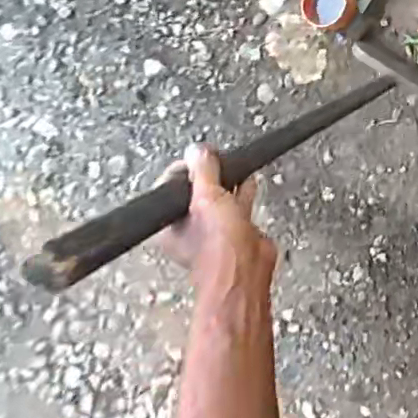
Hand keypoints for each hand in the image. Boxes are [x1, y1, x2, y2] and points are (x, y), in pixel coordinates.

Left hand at [153, 143, 276, 297]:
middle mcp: (187, 226)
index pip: (171, 185)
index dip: (186, 168)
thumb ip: (203, 172)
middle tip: (217, 158)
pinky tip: (248, 179)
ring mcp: (212, 227)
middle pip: (194, 189)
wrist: (248, 267)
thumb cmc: (219, 244)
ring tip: (233, 164)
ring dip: (226, 181)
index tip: (201, 156)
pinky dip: (242, 190)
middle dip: (207, 173)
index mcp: (169, 224)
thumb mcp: (208, 198)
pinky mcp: (235, 228)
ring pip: (216, 195)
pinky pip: (236, 202)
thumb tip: (197, 150)